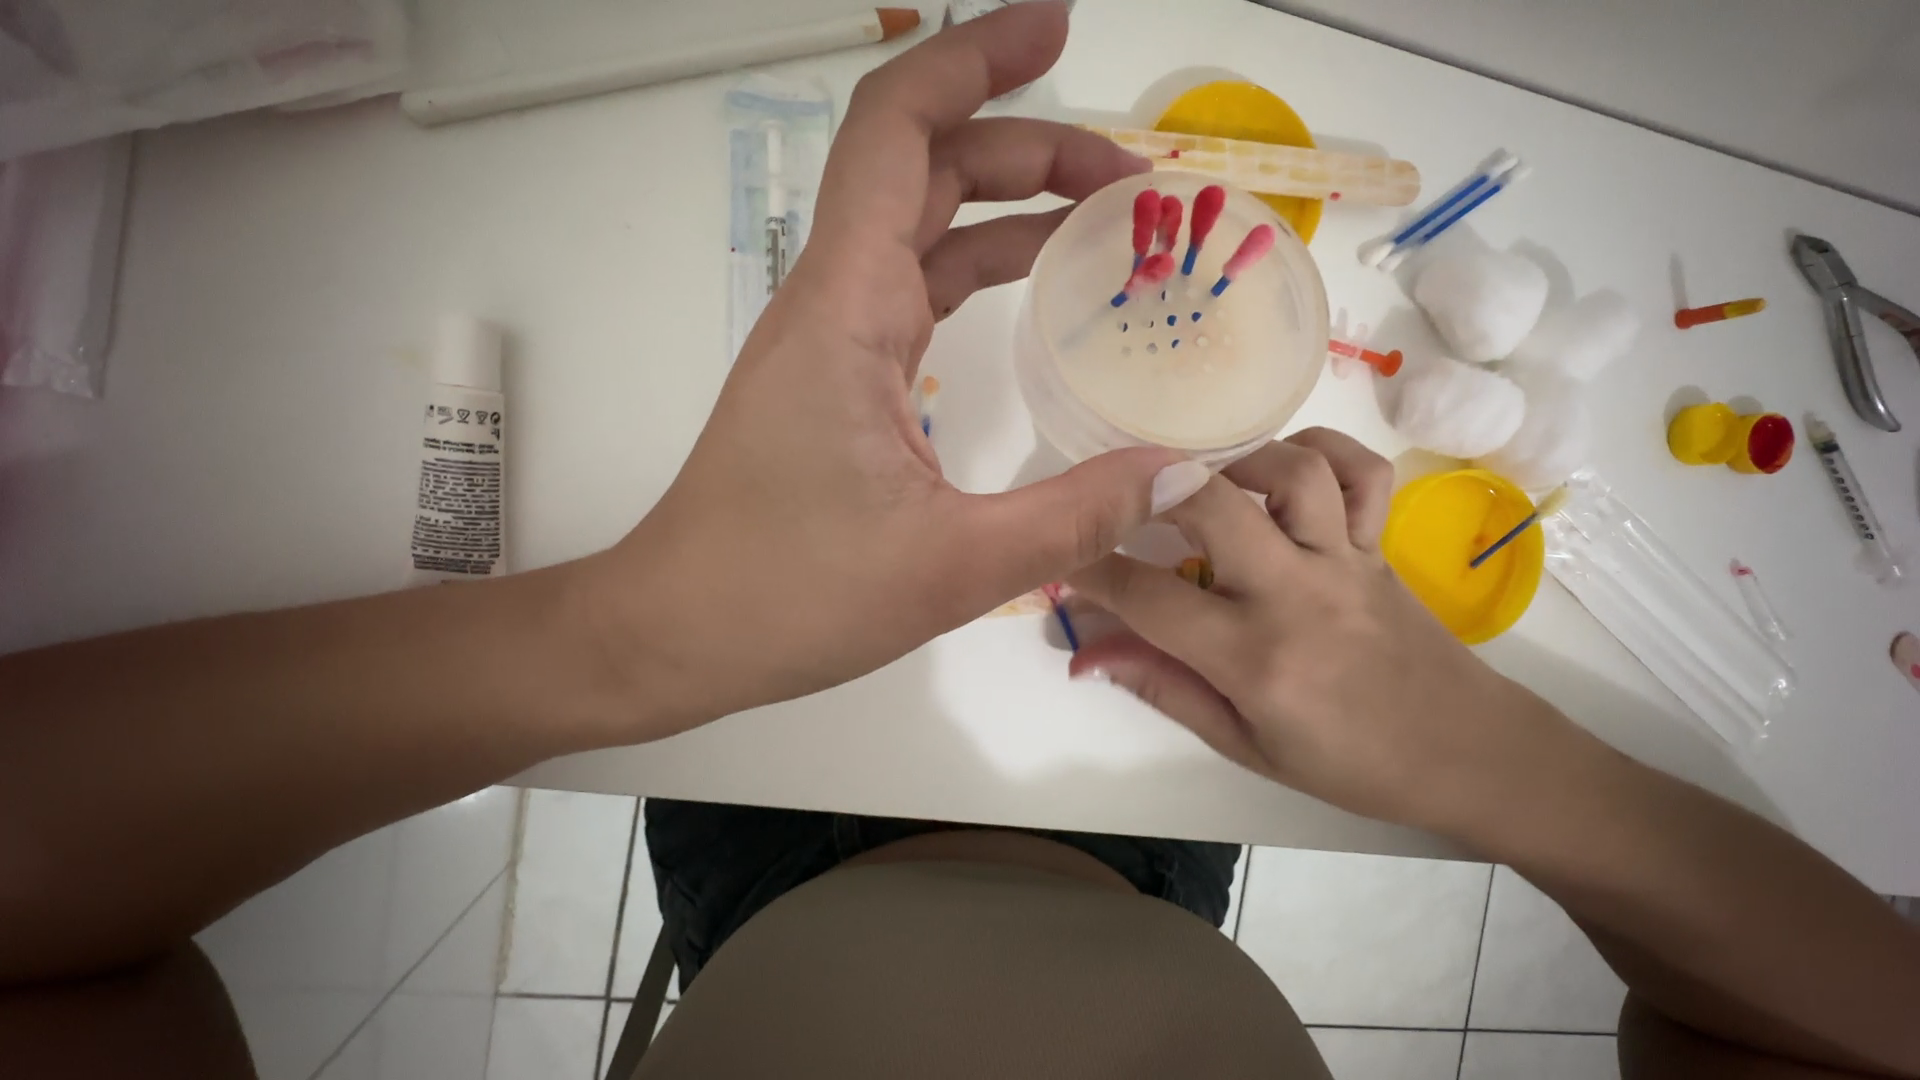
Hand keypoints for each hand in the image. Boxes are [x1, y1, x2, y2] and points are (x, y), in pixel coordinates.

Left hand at [582, 2, 1211, 733]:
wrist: (678, 631)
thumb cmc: (788, 594)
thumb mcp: (951, 566)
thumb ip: (1075, 515)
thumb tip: (1180, 469)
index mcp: (846, 312)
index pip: (898, 132)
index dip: (976, 59)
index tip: (1055, 30)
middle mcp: (831, 304)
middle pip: (922, 170)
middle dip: (1023, 144)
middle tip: (1126, 171)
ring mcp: (829, 341)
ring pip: (918, 231)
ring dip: (1003, 208)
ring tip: (1100, 220)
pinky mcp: (833, 382)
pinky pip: (910, 294)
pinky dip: (974, 273)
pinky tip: (1030, 296)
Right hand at [1067, 429, 1573, 830]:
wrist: (1468, 755)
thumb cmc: (1347, 762)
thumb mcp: (1243, 743)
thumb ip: (1163, 687)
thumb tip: (1087, 654)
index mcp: (1255, 658)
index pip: (1148, 599)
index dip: (1090, 571)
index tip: (1058, 553)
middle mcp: (1297, 594)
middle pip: (1212, 505)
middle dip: (1149, 490)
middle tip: (1122, 500)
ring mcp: (1345, 561)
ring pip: (1290, 471)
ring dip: (1235, 462)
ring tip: (1204, 486)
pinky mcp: (1378, 544)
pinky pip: (1361, 473)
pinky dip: (1319, 452)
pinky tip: (1282, 469)